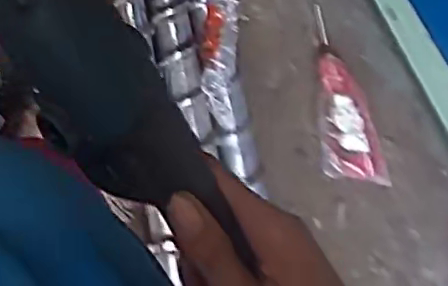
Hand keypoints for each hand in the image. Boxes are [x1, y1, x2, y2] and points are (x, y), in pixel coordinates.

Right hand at [165, 157, 339, 285]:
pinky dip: (230, 278)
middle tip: (194, 282)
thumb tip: (178, 196)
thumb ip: (212, 249)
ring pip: (228, 241)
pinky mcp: (292, 277)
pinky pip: (248, 262)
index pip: (213, 173)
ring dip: (210, 268)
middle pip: (217, 211)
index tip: (155, 201)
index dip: (181, 180)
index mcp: (272, 222)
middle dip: (196, 244)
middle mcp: (282, 228)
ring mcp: (290, 254)